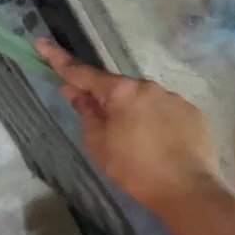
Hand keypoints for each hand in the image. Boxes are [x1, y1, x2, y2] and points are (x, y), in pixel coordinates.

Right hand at [35, 39, 220, 215]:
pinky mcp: (194, 114)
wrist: (189, 192)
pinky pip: (165, 110)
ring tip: (137, 141)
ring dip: (133, 111)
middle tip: (102, 124)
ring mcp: (174, 98)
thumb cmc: (134, 168)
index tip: (40, 43)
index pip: (81, 72)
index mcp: (120, 91)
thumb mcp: (98, 143)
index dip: (58, 59)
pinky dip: (156, 120)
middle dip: (106, 99)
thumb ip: (85, 112)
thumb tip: (73, 90)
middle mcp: (148, 86)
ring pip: (142, 99)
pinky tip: (160, 143)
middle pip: (117, 88)